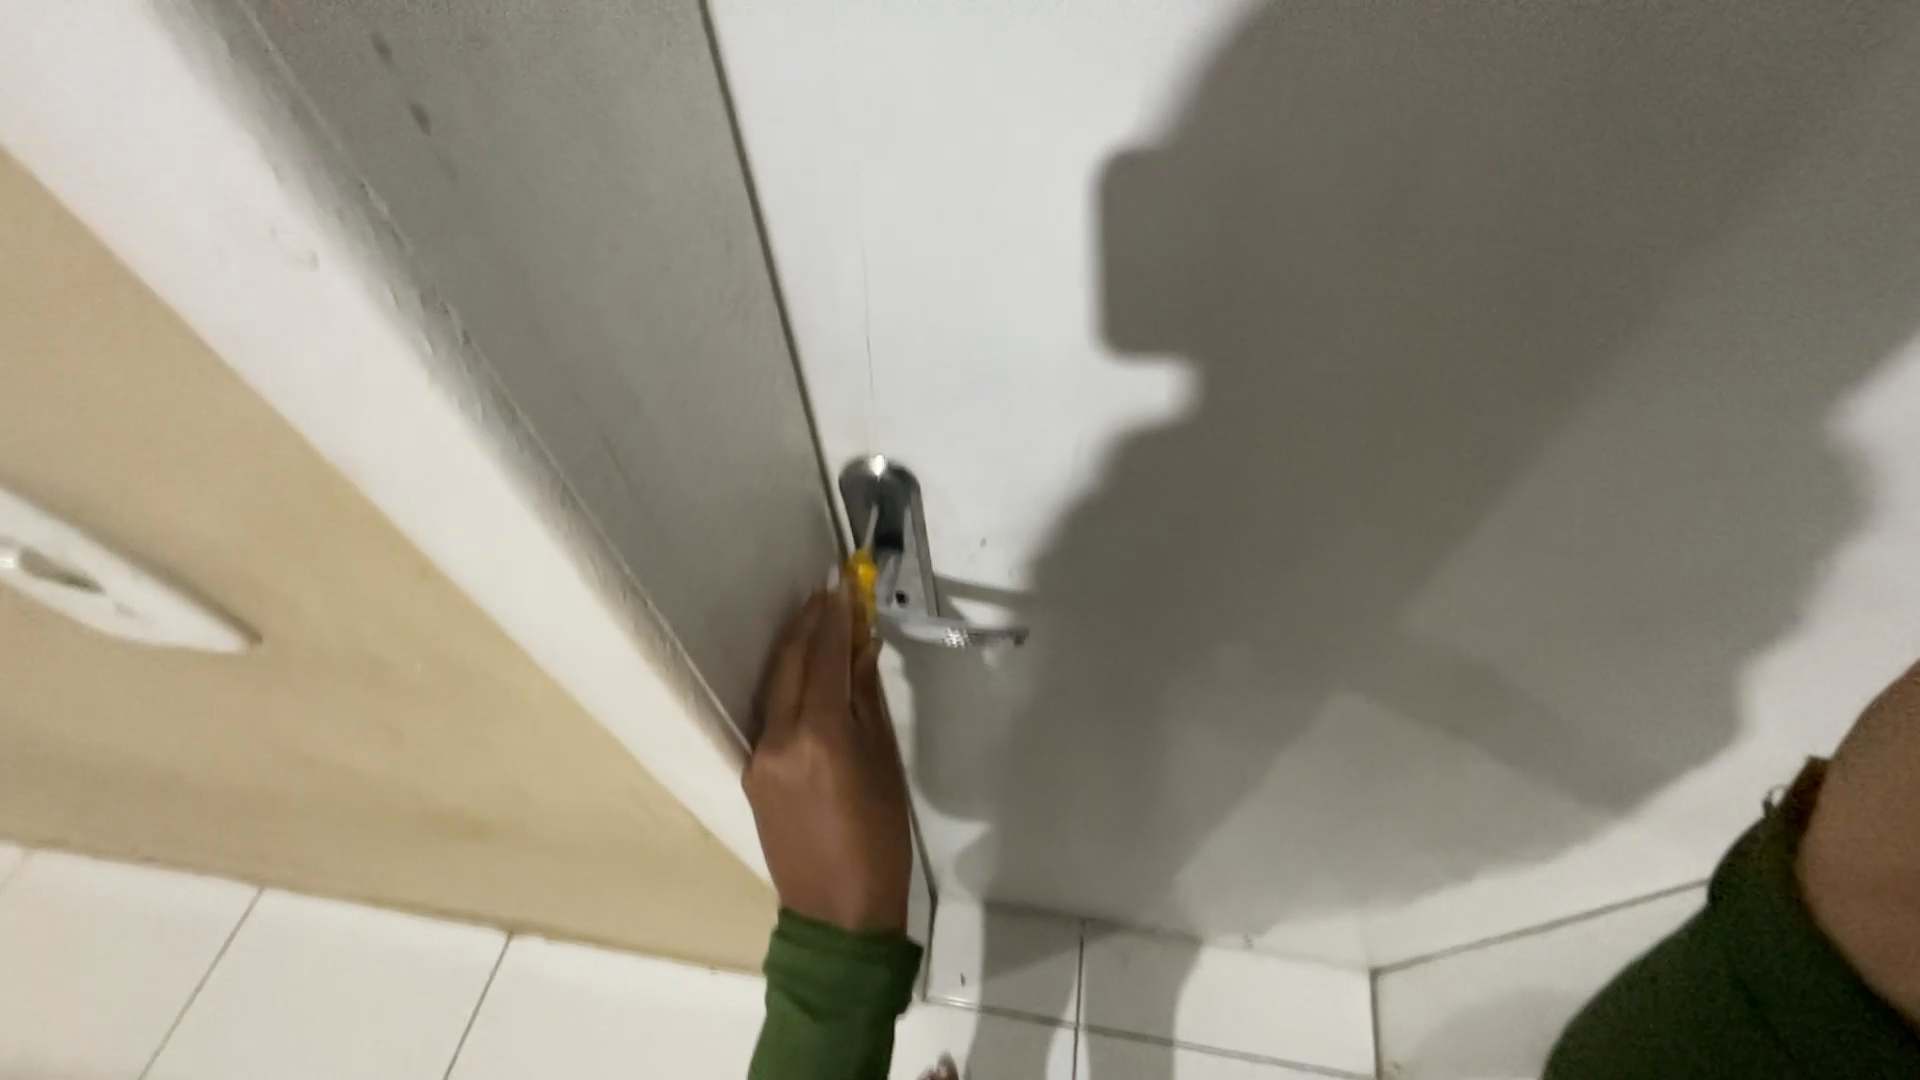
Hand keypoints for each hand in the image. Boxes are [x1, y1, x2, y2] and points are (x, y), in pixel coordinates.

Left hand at [744, 582, 913, 933]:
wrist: (837, 912)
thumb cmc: (880, 838)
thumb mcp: (885, 763)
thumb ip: (866, 699)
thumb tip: (861, 648)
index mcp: (820, 736)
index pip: (825, 658)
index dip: (834, 616)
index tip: (842, 581)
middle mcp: (779, 738)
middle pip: (791, 663)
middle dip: (810, 623)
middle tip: (830, 593)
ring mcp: (757, 755)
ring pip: (775, 685)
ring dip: (796, 649)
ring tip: (818, 620)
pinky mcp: (750, 771)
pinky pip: (769, 713)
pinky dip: (789, 684)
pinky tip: (806, 671)